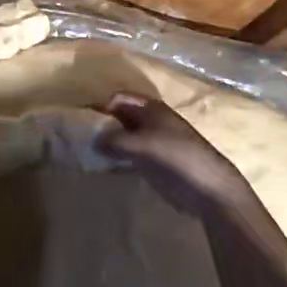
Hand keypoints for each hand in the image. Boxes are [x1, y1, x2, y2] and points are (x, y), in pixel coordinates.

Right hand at [96, 93, 252, 217]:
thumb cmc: (178, 156)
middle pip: (119, 116)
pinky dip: (114, 158)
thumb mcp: (144, 144)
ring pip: (122, 136)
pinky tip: (101, 165)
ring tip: (85, 151)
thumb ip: (117, 140)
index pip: (119, 98)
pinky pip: (127, 155)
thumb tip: (94, 140)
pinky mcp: (151, 162)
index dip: (102, 106)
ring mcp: (150, 142)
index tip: (83, 120)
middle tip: (79, 136)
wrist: (207, 188)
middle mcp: (149, 121)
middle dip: (102, 124)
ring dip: (107, 142)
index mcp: (151, 109)